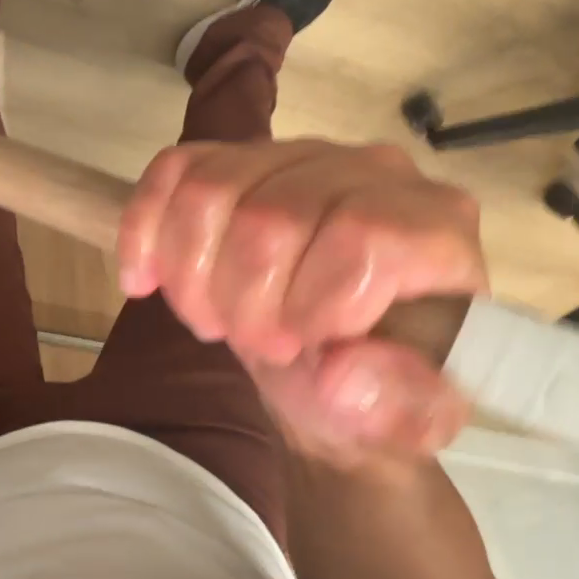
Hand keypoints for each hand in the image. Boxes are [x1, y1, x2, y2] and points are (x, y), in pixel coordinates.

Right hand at [118, 140, 485, 462]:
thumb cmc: (370, 387)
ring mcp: (298, 156)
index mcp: (434, 228)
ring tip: (213, 318)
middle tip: (253, 344)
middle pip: (272, 216)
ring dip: (191, 275)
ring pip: (212, 188)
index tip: (295, 348)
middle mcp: (372, 171)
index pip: (362, 236)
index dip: (308, 304)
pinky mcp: (234, 159)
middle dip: (242, 302)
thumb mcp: (405, 421)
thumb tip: (341, 371)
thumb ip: (403, 409)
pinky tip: (145, 280)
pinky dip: (143, 230)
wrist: (322, 364)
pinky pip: (173, 171)